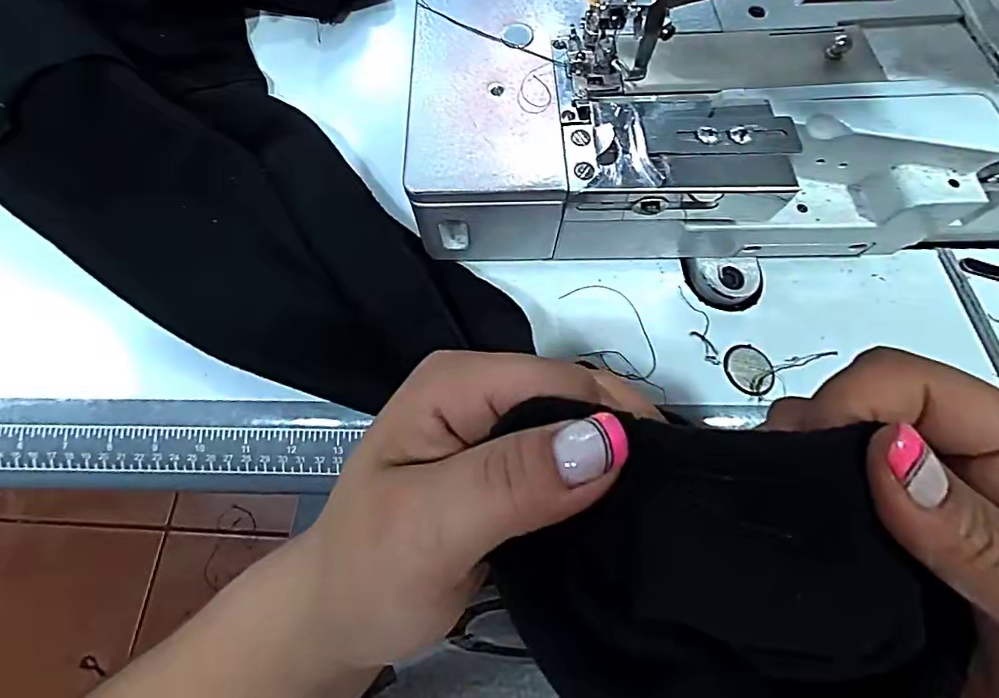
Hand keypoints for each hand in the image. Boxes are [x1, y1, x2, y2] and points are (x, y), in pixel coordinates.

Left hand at [286, 351, 657, 676]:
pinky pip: (558, 453)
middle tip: (663, 491)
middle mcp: (474, 387)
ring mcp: (486, 422)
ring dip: (609, 455)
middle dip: (616, 432)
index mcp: (454, 381)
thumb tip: (606, 440)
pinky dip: (589, 475)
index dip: (608, 418)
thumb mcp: (434, 525)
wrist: (335, 618)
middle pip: (568, 393)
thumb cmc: (370, 570)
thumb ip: (514, 479)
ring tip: (651, 498)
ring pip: (569, 423)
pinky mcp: (498, 458)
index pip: (554, 380)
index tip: (660, 472)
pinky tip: (614, 503)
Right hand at [764, 348, 998, 697]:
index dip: (860, 396)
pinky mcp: (910, 572)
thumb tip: (892, 452)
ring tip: (790, 499)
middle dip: (823, 424)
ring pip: (849, 458)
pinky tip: (804, 531)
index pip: (924, 385)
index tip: (815, 439)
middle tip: (789, 470)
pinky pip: (846, 521)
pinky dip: (815, 515)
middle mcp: (983, 482)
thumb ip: (998, 547)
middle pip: (875, 406)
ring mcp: (942, 528)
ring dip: (812, 467)